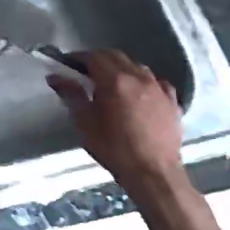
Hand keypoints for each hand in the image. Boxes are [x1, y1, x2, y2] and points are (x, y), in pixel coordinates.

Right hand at [47, 50, 183, 194]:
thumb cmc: (114, 148)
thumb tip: (56, 77)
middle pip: (116, 56)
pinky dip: (142, 81)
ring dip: (120, 68)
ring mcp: (159, 88)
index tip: (66, 64)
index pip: (93, 56)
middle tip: (83, 72)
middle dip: (98, 59)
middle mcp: (139, 77)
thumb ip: (71, 94)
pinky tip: (138, 93)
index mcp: (115, 80)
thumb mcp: (85, 122)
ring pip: (136, 66)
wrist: (154, 173)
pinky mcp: (172, 101)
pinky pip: (155, 81)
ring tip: (109, 82)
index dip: (77, 57)